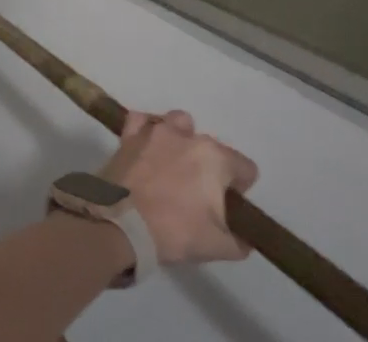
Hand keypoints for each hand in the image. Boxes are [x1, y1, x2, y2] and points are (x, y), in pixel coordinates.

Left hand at [99, 110, 258, 265]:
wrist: (121, 222)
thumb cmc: (177, 231)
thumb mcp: (223, 246)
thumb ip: (240, 239)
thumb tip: (242, 237)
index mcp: (214, 158)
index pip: (245, 167)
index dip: (241, 188)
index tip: (228, 205)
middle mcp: (184, 136)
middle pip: (210, 146)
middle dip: (211, 165)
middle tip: (200, 191)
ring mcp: (152, 133)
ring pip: (177, 123)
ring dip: (181, 138)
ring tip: (175, 165)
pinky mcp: (127, 136)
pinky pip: (140, 121)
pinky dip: (147, 130)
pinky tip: (149, 147)